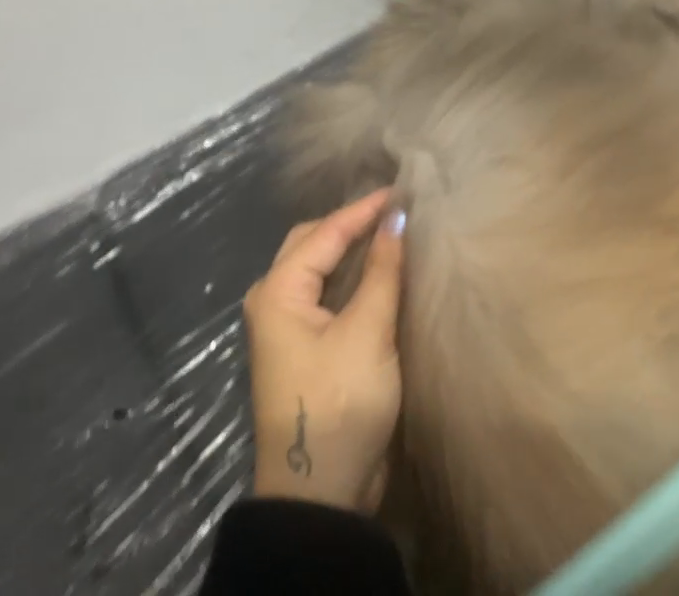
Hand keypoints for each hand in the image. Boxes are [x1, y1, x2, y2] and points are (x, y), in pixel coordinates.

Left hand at [244, 189, 405, 511]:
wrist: (320, 489)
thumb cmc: (340, 402)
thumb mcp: (367, 333)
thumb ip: (382, 272)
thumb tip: (396, 220)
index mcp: (278, 291)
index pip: (325, 233)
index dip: (364, 210)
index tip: (404, 190)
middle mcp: (274, 300)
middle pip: (312, 244)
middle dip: (350, 223)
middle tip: (395, 206)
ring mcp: (287, 326)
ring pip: (319, 269)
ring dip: (351, 249)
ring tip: (392, 229)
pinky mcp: (306, 348)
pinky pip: (327, 295)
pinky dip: (352, 277)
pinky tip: (380, 271)